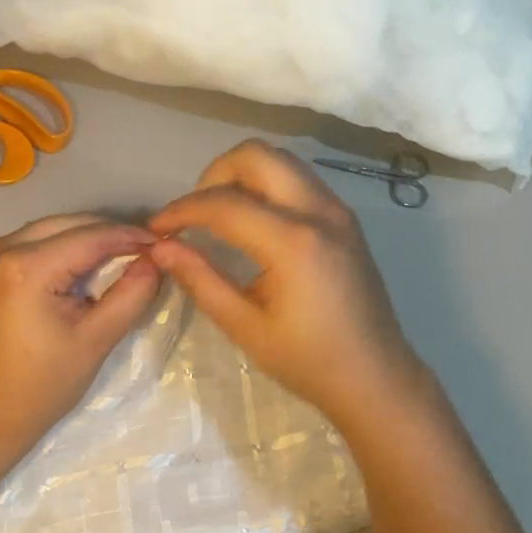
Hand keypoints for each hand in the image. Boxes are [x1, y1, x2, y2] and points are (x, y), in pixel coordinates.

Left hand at [0, 214, 162, 440]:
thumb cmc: (44, 383)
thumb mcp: (96, 340)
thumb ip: (131, 295)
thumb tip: (157, 260)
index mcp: (26, 267)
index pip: (90, 237)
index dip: (131, 237)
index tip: (165, 243)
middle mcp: (3, 248)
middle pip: (70, 225)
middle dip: (111, 234)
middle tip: (150, 249)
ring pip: (53, 228)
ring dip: (89, 237)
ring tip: (127, 254)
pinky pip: (36, 241)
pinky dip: (66, 246)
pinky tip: (92, 262)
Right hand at [149, 140, 422, 422]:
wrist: (375, 377)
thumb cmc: (308, 361)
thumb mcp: (245, 327)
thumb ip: (201, 280)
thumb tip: (160, 249)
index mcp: (293, 242)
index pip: (224, 203)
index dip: (182, 211)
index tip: (157, 229)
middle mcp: (319, 212)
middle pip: (256, 155)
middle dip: (214, 176)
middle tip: (195, 215)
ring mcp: (338, 210)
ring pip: (281, 160)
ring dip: (242, 176)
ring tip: (220, 216)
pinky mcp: (346, 219)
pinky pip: (300, 180)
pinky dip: (268, 186)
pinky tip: (253, 224)